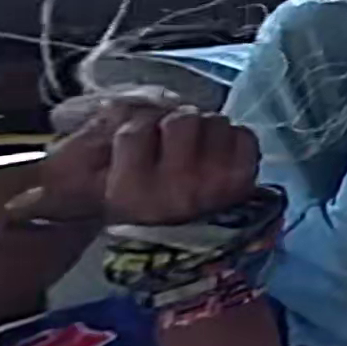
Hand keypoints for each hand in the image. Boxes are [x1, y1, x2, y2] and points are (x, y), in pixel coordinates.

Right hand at [10, 102, 260, 224]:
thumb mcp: (104, 191)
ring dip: (208, 125)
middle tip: (177, 130)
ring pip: (216, 120)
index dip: (140, 124)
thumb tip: (117, 106)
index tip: (145, 129)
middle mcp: (176, 180)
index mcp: (130, 187)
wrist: (191, 239)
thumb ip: (99, 153)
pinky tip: (221, 149)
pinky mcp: (247, 172)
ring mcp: (216, 175)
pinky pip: (243, 133)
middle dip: (178, 119)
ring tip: (200, 141)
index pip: (134, 131)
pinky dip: (232, 135)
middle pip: (181, 119)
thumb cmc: (144, 207)